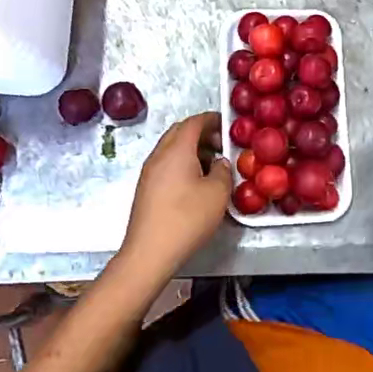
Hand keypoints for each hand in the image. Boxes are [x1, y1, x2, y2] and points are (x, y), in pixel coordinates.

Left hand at [120, 112, 231, 276]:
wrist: (150, 252)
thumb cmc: (187, 219)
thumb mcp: (217, 193)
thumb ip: (223, 171)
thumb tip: (220, 163)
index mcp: (176, 149)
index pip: (194, 122)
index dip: (212, 119)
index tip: (227, 124)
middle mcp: (158, 155)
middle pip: (179, 132)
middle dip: (201, 133)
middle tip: (222, 145)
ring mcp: (149, 172)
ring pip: (171, 149)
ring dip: (192, 150)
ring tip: (213, 166)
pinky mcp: (146, 189)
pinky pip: (166, 165)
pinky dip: (183, 164)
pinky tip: (196, 183)